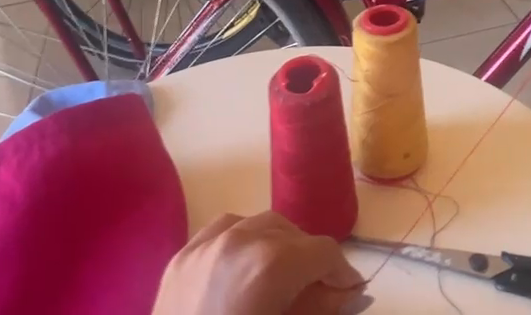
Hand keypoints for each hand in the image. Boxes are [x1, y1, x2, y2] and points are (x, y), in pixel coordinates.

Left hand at [152, 212, 367, 314]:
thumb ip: (319, 311)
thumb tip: (346, 293)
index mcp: (271, 264)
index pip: (323, 252)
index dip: (342, 273)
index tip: (349, 292)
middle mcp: (241, 240)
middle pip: (292, 234)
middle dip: (309, 260)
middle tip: (316, 292)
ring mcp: (206, 244)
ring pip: (258, 225)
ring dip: (277, 245)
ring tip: (280, 278)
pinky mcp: (181, 257)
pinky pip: (223, 230)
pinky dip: (242, 241)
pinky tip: (243, 266)